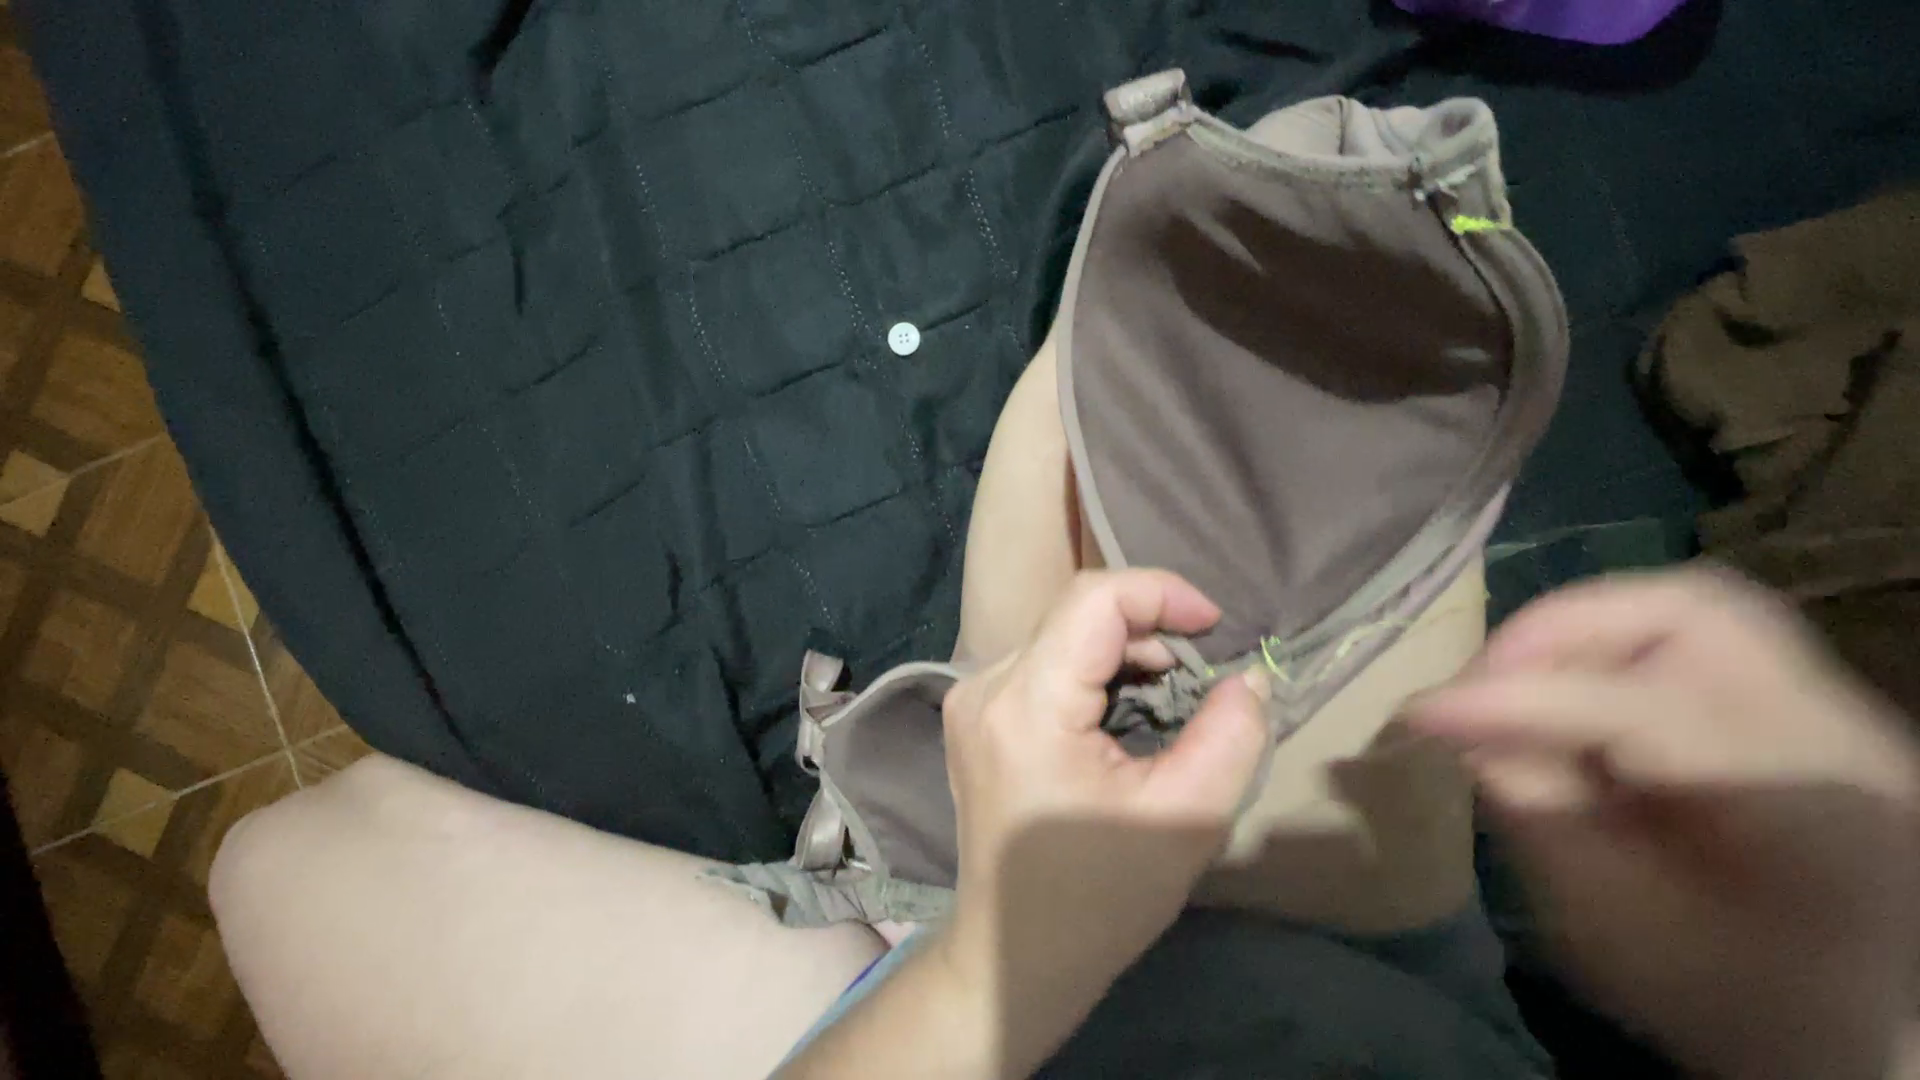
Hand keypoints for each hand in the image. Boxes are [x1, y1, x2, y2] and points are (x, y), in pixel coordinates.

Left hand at [936, 569, 1271, 1073]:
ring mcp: (972, 701)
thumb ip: (1231, 735)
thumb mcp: (1186, 819)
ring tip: (1170, 701)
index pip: (1093, 599)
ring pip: (1062, 637)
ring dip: (1124, 654)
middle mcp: (985, 687)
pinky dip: (1094, 675)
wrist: (1016, 956)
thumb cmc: (1100, 897)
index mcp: (1026, 704)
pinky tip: (1123, 715)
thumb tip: (1247, 677)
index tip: (1217, 625)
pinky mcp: (976, 718)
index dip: (1162, 592)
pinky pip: (1043, 666)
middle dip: (1150, 629)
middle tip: (1201, 675)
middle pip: (1076, 615)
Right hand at [1404, 570, 1919, 1079]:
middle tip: (1479, 686)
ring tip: (1512, 689)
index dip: (1514, 699)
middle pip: (1685, 610)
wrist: (1878, 1034)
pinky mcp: (1790, 708)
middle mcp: (1835, 729)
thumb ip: (1536, 813)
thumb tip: (1459, 723)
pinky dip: (1602, 657)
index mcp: (1804, 803)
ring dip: (1575, 637)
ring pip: (1683, 611)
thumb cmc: (1738, 1001)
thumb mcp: (1618, 929)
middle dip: (1554, 633)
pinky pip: (1684, 645)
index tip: (1414, 711)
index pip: (1640, 708)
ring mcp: (1825, 708)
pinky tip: (1564, 707)